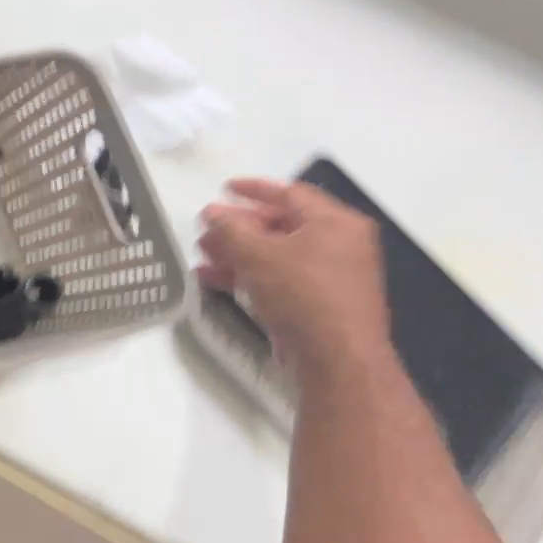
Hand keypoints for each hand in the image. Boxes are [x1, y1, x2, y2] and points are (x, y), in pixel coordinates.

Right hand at [198, 178, 392, 374]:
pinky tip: (212, 277)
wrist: (335, 354)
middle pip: (281, 223)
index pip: (291, 193)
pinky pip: (277, 276)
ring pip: (275, 252)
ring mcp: (329, 274)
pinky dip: (246, 273)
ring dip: (237, 250)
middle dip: (239, 225)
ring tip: (203, 252)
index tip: (223, 188)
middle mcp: (338, 244)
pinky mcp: (317, 300)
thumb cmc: (300, 292)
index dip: (254, 189)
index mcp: (334, 223)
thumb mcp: (256, 253)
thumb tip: (212, 212)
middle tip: (206, 227)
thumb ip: (229, 228)